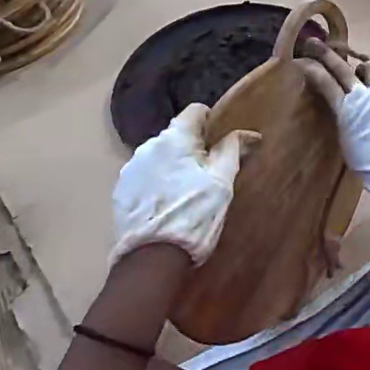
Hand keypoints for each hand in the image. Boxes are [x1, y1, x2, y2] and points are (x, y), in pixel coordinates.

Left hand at [111, 104, 257, 265]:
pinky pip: (144, 177)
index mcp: (175, 137)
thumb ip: (232, 149)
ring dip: (172, 166)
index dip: (211, 123)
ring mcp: (131, 168)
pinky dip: (156, 184)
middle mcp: (149, 145)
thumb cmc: (196, 214)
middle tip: (207, 175)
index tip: (220, 145)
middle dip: (192, 148)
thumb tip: (248, 133)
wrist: (153, 259)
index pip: (196, 111)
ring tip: (185, 194)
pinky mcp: (121, 190)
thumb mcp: (222, 181)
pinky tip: (166, 206)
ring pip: (159, 157)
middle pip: (177, 135)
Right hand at [296, 39, 369, 198]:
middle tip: (316, 44)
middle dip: (326, 55)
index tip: (303, 61)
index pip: (324, 82)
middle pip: (342, 68)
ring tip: (362, 73)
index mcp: (346, 109)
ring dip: (363, 69)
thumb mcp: (349, 144)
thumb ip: (346, 121)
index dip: (312, 70)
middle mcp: (364, 94)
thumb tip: (346, 113)